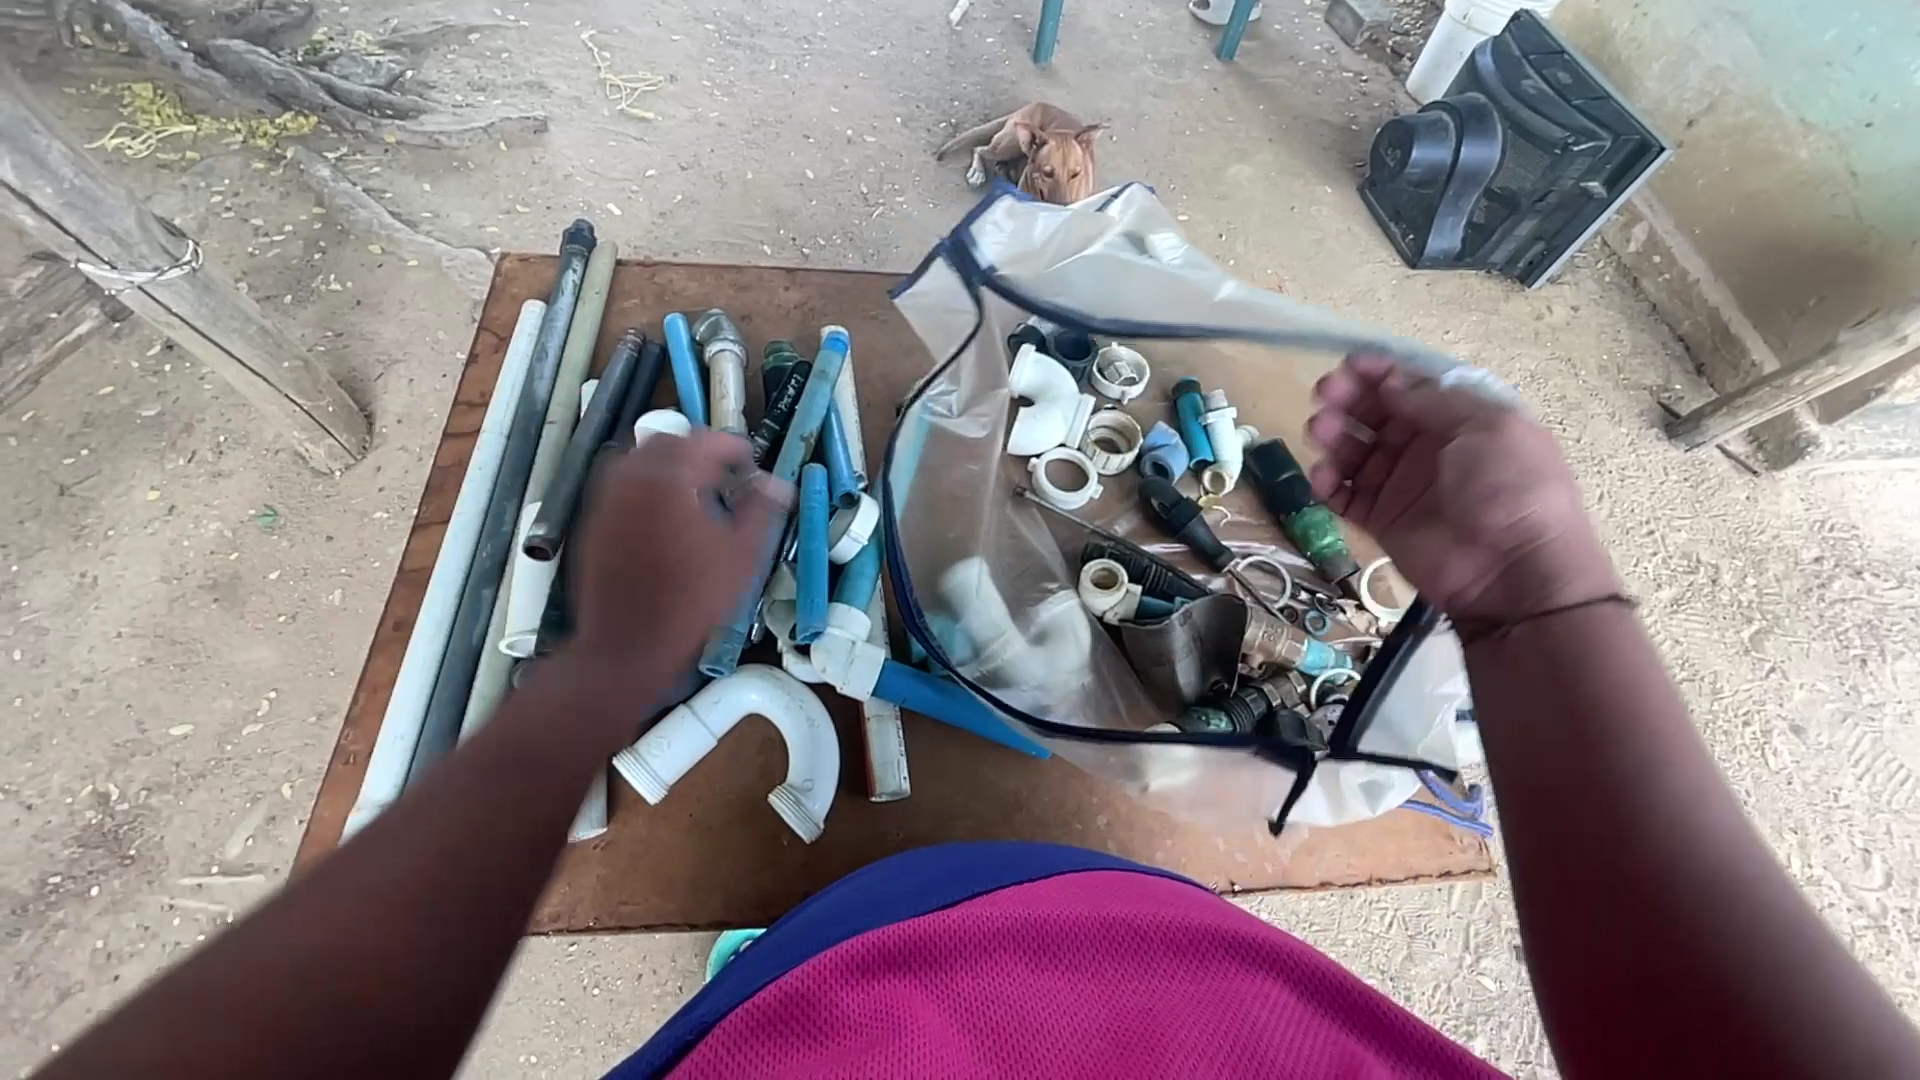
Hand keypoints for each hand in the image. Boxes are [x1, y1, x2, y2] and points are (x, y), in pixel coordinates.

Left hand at [562, 431, 788, 683]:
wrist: (629, 644)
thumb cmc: (693, 601)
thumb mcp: (742, 557)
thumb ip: (761, 512)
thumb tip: (777, 485)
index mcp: (672, 480)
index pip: (703, 441)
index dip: (731, 445)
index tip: (749, 459)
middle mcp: (633, 480)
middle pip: (666, 442)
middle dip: (697, 449)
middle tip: (724, 471)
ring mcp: (607, 501)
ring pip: (638, 460)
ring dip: (668, 464)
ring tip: (695, 489)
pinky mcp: (594, 523)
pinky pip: (620, 486)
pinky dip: (645, 485)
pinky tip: (665, 514)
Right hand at [1305, 352, 1621, 627]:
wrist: (1512, 571)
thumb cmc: (1512, 487)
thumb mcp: (1488, 427)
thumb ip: (1434, 400)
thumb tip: (1390, 383)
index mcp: (1460, 419)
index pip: (1411, 386)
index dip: (1378, 373)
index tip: (1348, 365)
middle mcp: (1426, 447)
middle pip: (1374, 414)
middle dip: (1347, 399)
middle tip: (1324, 395)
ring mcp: (1400, 484)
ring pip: (1352, 450)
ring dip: (1332, 436)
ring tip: (1319, 432)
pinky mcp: (1378, 519)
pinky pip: (1342, 494)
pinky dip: (1326, 484)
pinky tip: (1321, 479)